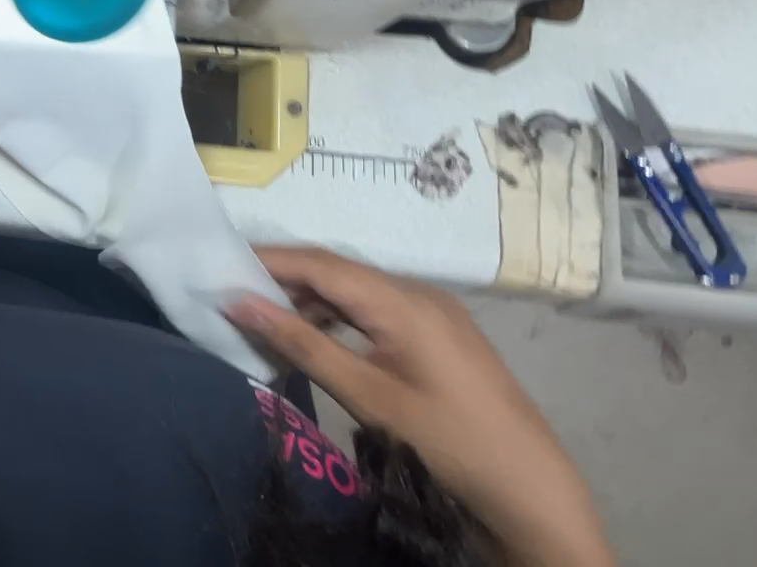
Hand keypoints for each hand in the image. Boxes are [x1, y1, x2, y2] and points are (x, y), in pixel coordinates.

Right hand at [227, 248, 613, 566]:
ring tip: (268, 316)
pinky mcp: (440, 332)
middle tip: (235, 289)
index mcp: (402, 301)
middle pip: (336, 270)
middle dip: (283, 275)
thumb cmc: (446, 443)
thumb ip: (298, 342)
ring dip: (310, 296)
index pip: (319, 263)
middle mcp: (418, 293)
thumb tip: (237, 301)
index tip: (221, 265)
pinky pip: (375, 306)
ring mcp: (434, 311)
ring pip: (355, 288)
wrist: (535, 497)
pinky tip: (317, 334)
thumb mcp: (364, 395)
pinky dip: (338, 313)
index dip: (267, 259)